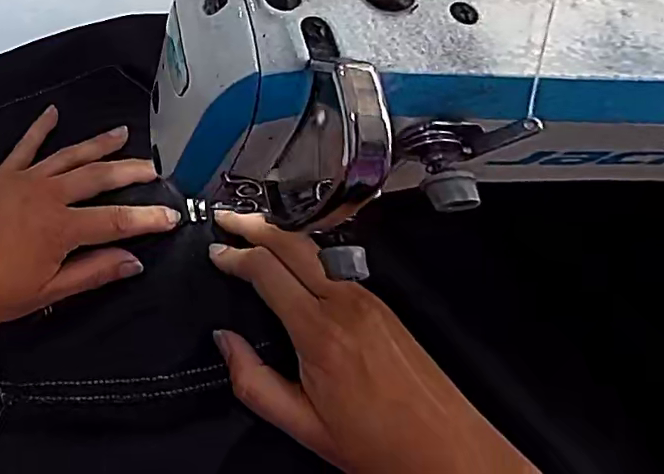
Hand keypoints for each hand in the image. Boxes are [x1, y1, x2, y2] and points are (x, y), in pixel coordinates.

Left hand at [0, 106, 177, 331]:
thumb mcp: (45, 292)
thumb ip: (92, 272)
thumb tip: (134, 261)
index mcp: (62, 227)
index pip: (118, 220)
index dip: (149, 218)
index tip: (173, 215)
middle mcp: (50, 195)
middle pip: (101, 177)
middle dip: (131, 172)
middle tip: (153, 169)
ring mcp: (26, 180)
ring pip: (72, 156)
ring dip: (99, 144)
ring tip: (123, 134)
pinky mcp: (3, 174)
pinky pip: (27, 145)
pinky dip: (41, 127)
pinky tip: (52, 112)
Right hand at [209, 211, 536, 473]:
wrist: (448, 447)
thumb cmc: (379, 444)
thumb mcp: (306, 427)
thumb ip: (255, 382)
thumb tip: (224, 341)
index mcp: (320, 332)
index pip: (267, 271)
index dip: (235, 256)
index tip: (215, 252)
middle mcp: (343, 301)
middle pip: (289, 242)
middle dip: (252, 223)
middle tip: (226, 217)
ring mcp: (364, 293)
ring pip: (312, 245)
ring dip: (277, 231)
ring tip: (251, 228)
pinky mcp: (378, 297)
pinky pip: (331, 259)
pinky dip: (301, 247)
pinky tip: (290, 254)